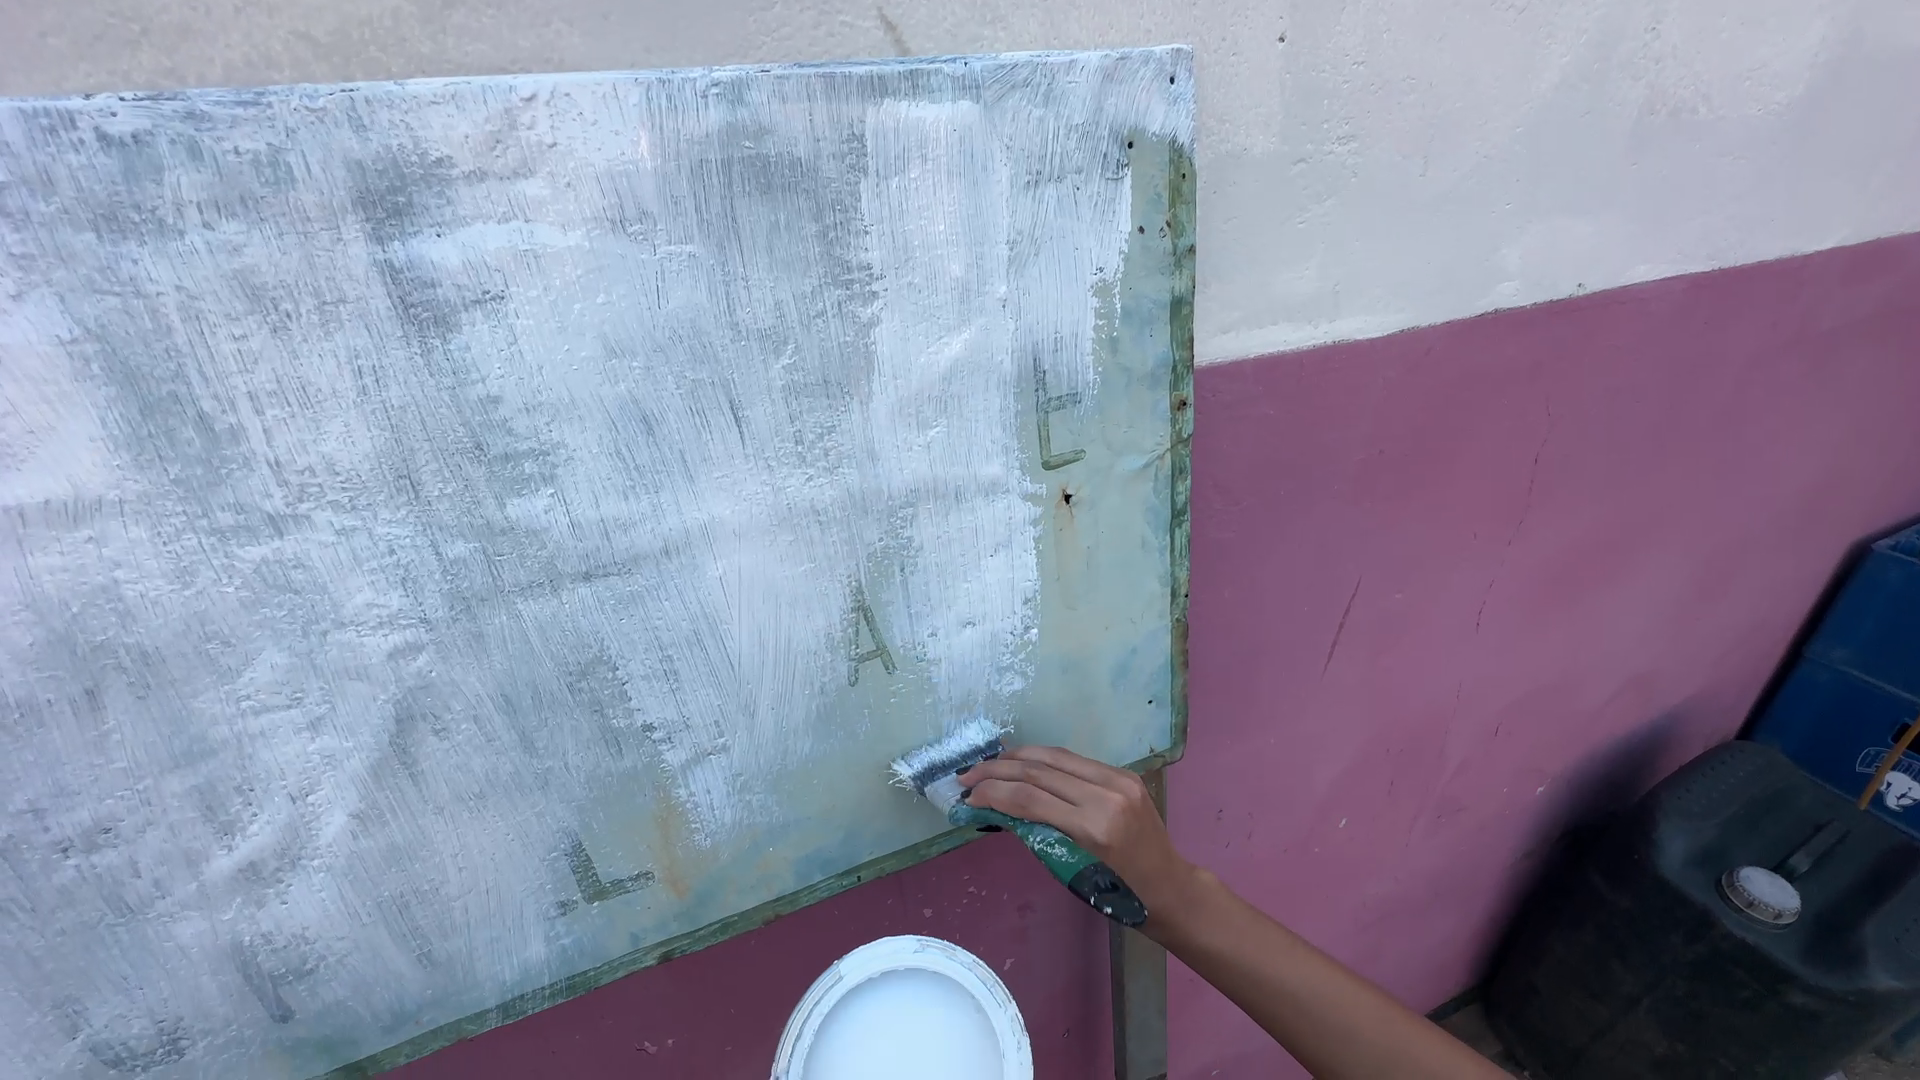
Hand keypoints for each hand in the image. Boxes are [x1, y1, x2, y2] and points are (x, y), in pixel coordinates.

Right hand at [957, 745, 1196, 913]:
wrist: (1170, 888)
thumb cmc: (1119, 896)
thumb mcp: (1072, 871)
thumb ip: (1040, 834)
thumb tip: (1001, 809)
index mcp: (1094, 828)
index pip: (1031, 798)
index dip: (993, 792)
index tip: (968, 795)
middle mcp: (1106, 796)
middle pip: (1039, 771)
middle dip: (997, 770)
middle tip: (967, 775)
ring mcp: (1118, 780)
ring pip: (1055, 757)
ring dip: (1017, 757)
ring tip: (989, 764)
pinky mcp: (1124, 774)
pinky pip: (1074, 760)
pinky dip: (1043, 759)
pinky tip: (1023, 763)